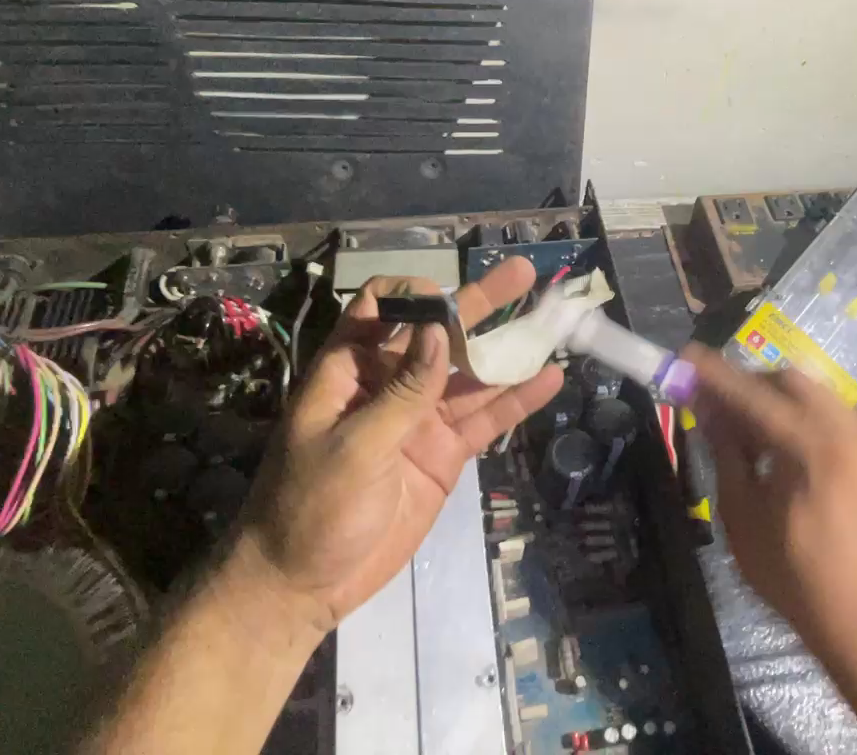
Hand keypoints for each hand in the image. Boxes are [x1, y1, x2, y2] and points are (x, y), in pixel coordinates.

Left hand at [233, 258, 563, 632]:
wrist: (304, 583)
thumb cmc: (311, 507)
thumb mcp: (354, 446)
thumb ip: (403, 391)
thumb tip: (438, 331)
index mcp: (351, 370)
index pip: (380, 307)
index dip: (415, 293)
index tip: (447, 300)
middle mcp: (390, 384)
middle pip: (439, 332)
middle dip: (480, 303)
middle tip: (522, 273)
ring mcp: (421, 419)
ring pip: (470, 373)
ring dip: (509, 348)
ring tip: (552, 320)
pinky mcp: (444, 453)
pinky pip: (483, 420)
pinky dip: (515, 400)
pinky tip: (548, 378)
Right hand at [683, 345, 856, 640]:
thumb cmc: (793, 574)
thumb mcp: (742, 512)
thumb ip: (725, 448)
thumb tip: (705, 406)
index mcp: (813, 446)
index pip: (752, 393)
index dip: (714, 374)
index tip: (684, 356)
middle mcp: (850, 431)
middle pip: (791, 380)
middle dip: (750, 383)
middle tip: (717, 404)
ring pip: (817, 395)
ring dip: (779, 401)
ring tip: (752, 434)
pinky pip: (838, 420)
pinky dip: (806, 421)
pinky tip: (788, 456)